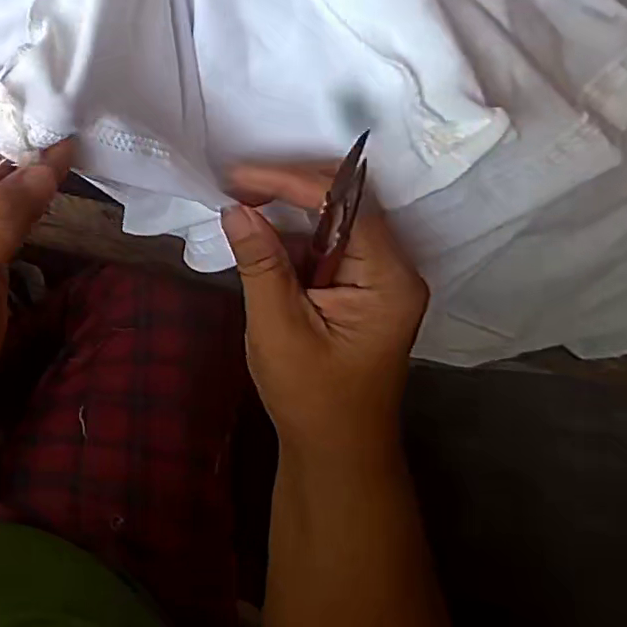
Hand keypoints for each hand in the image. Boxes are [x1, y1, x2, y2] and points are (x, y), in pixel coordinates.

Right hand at [220, 163, 428, 457]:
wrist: (334, 447)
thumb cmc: (311, 396)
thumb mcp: (278, 328)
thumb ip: (260, 264)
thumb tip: (235, 209)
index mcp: (388, 280)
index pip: (348, 206)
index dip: (293, 183)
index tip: (239, 178)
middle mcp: (391, 269)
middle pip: (347, 203)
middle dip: (290, 186)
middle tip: (235, 184)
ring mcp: (375, 277)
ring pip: (334, 217)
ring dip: (287, 203)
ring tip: (239, 196)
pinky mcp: (354, 285)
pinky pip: (324, 240)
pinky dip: (289, 228)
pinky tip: (258, 225)